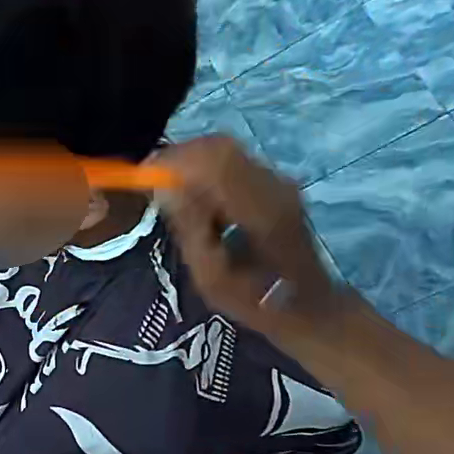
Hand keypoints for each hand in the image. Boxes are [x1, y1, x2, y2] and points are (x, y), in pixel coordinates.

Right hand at [148, 135, 353, 342]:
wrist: (309, 306)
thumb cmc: (256, 302)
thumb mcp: (211, 280)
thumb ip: (190, 230)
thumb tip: (164, 188)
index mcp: (259, 210)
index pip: (212, 160)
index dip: (174, 160)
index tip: (144, 176)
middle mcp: (273, 186)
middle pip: (220, 147)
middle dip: (181, 159)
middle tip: (156, 185)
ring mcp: (280, 182)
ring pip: (228, 152)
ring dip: (196, 167)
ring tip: (177, 199)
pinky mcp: (279, 185)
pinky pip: (237, 164)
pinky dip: (211, 174)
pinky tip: (203, 205)